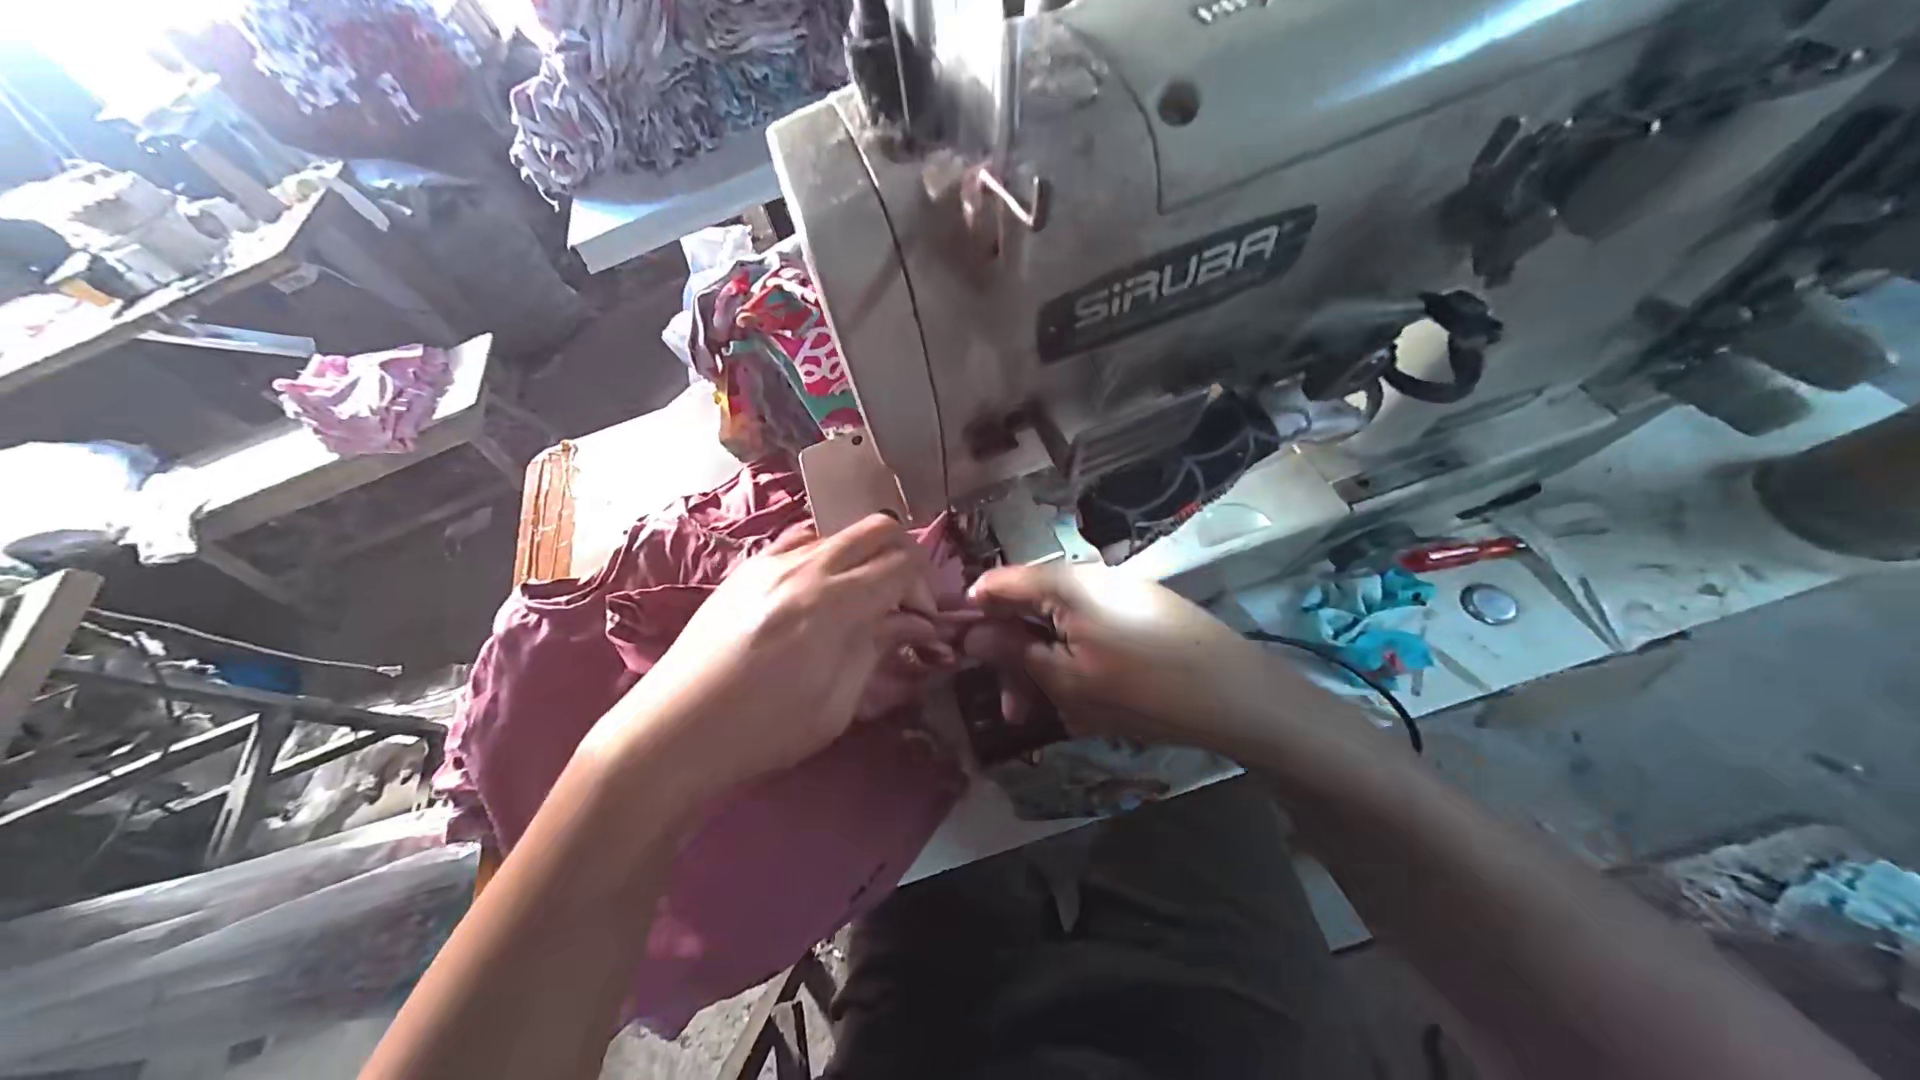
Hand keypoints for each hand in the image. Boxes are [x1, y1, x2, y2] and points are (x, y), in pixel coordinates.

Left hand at [581, 514, 948, 808]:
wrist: (674, 731)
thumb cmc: (762, 731)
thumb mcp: (837, 703)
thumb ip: (878, 648)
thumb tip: (914, 623)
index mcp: (831, 604)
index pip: (903, 564)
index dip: (926, 590)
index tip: (922, 623)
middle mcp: (804, 567)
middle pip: (879, 529)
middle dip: (905, 560)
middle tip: (903, 602)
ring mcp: (771, 561)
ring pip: (841, 531)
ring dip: (866, 556)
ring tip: (862, 600)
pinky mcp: (748, 568)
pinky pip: (803, 542)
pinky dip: (829, 558)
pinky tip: (821, 596)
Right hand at [961, 563, 1369, 763]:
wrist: (1239, 696)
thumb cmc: (1141, 688)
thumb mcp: (1065, 679)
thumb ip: (1013, 652)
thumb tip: (970, 635)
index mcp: (1062, 582)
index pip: (996, 583)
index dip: (973, 618)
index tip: (963, 660)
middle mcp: (1087, 577)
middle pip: (1028, 609)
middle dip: (1015, 660)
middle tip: (1014, 713)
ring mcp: (1118, 593)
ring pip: (1061, 627)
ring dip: (1048, 669)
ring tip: (1060, 717)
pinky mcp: (1142, 612)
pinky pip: (1092, 632)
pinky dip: (1080, 664)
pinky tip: (1094, 702)